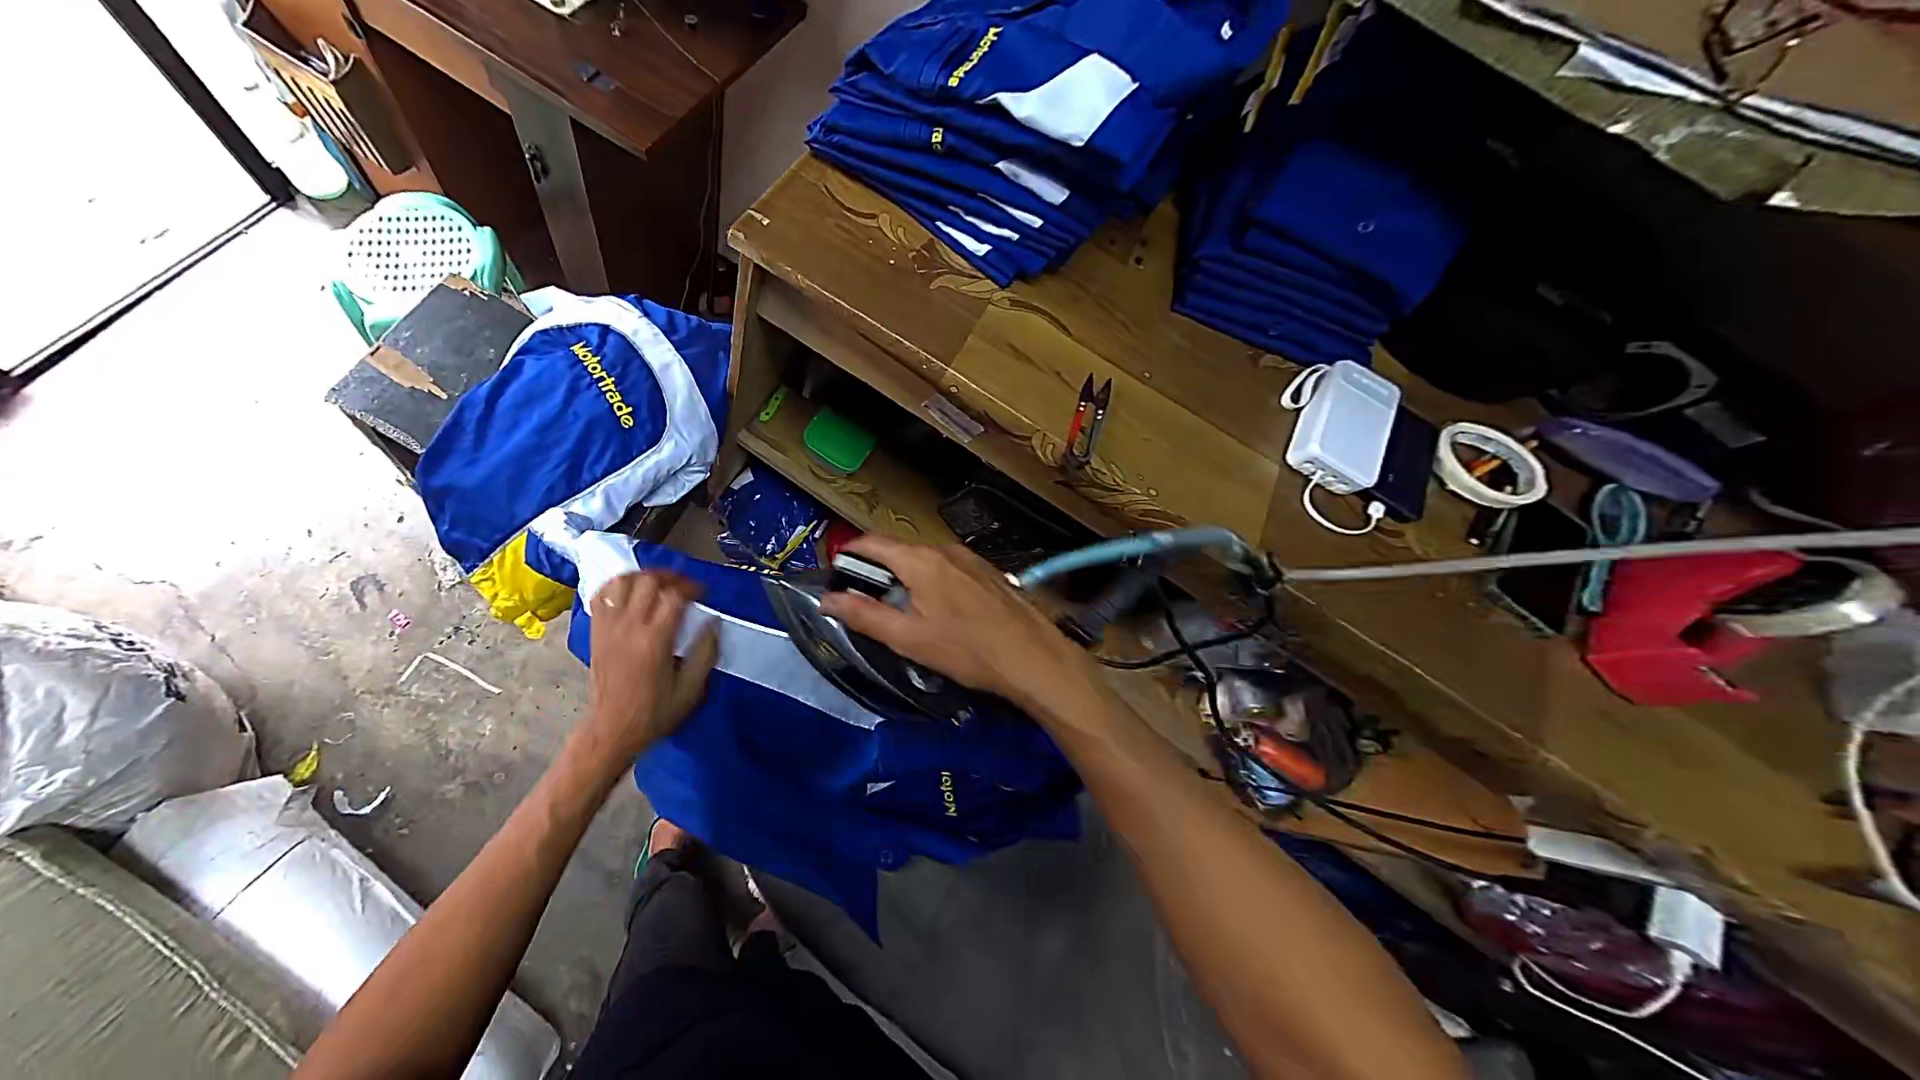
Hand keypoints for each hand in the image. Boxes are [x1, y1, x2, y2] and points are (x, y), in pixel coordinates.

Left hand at [586, 571, 717, 761]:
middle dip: (671, 576)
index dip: (692, 587)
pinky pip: (601, 594)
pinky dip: (617, 585)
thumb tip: (714, 622)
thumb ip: (706, 652)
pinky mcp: (596, 631)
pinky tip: (631, 591)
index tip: (703, 593)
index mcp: (655, 640)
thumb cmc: (655, 712)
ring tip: (658, 583)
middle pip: (648, 581)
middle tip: (684, 586)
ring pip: (623, 581)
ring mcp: (608, 627)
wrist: (612, 729)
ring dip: (643, 576)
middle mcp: (629, 627)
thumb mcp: (691, 689)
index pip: (674, 596)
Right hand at [819, 536, 1097, 713]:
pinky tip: (939, 613)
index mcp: (920, 560)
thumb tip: (827, 599)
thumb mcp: (908, 638)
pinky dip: (931, 583)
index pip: (870, 543)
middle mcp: (944, 549)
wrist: (1033, 657)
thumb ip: (864, 615)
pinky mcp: (988, 573)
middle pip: (897, 551)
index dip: (847, 556)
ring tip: (901, 613)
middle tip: (865, 604)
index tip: (835, 577)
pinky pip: (948, 569)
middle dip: (876, 572)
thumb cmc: (967, 650)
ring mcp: (970, 559)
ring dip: (905, 578)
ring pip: (924, 561)